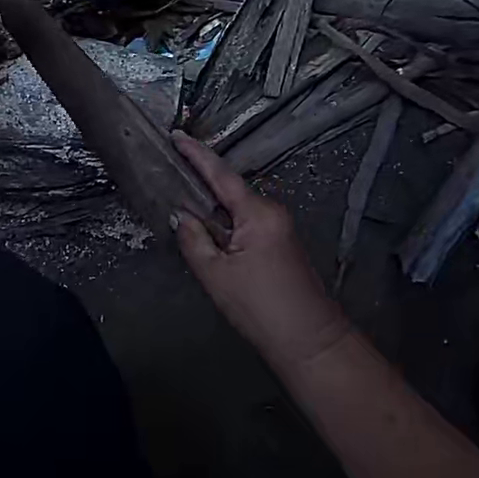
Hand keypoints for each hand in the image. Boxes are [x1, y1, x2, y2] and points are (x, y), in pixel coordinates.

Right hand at [171, 132, 347, 366]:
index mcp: (258, 214)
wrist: (310, 342)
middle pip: (229, 189)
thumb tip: (180, 216)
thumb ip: (193, 239)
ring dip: (211, 207)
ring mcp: (279, 227)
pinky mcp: (279, 243)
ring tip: (180, 203)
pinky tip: (206, 230)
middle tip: (169, 172)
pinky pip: (244, 222)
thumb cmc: (260, 307)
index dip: (196, 154)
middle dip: (200, 182)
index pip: (221, 175)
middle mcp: (272, 212)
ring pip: (236, 208)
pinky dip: (223, 222)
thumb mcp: (215, 274)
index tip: (175, 135)